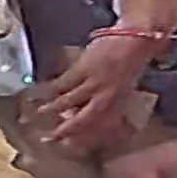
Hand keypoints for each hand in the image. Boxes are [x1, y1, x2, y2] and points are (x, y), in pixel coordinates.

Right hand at [28, 33, 160, 146]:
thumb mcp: (124, 80)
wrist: (137, 36)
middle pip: (83, 118)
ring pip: (68, 101)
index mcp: (118, 99)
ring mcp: (94, 82)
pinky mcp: (82, 69)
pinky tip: (38, 91)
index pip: (98, 121)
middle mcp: (106, 95)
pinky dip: (49, 89)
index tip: (65, 142)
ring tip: (39, 111)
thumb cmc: (133, 57)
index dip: (81, 132)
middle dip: (65, 129)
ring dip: (52, 108)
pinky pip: (61, 84)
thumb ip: (106, 94)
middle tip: (48, 138)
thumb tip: (82, 106)